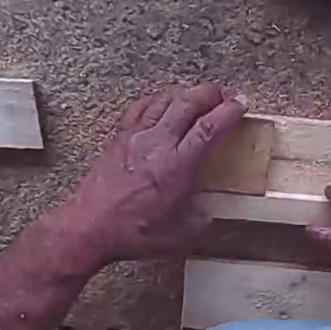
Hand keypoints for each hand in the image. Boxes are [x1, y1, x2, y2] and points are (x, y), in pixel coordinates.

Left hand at [41, 84, 247, 273]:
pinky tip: (160, 103)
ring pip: (164, 101)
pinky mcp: (118, 139)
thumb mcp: (178, 235)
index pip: (210, 127)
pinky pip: (139, 108)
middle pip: (188, 103)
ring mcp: (135, 138)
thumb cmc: (131, 232)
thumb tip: (208, 213)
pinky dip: (155, 101)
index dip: (229, 111)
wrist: (89, 227)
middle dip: (210, 94)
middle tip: (222, 96)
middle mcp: (157, 144)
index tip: (241, 104)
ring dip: (184, 94)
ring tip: (195, 97)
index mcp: (178, 166)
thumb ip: (200, 220)